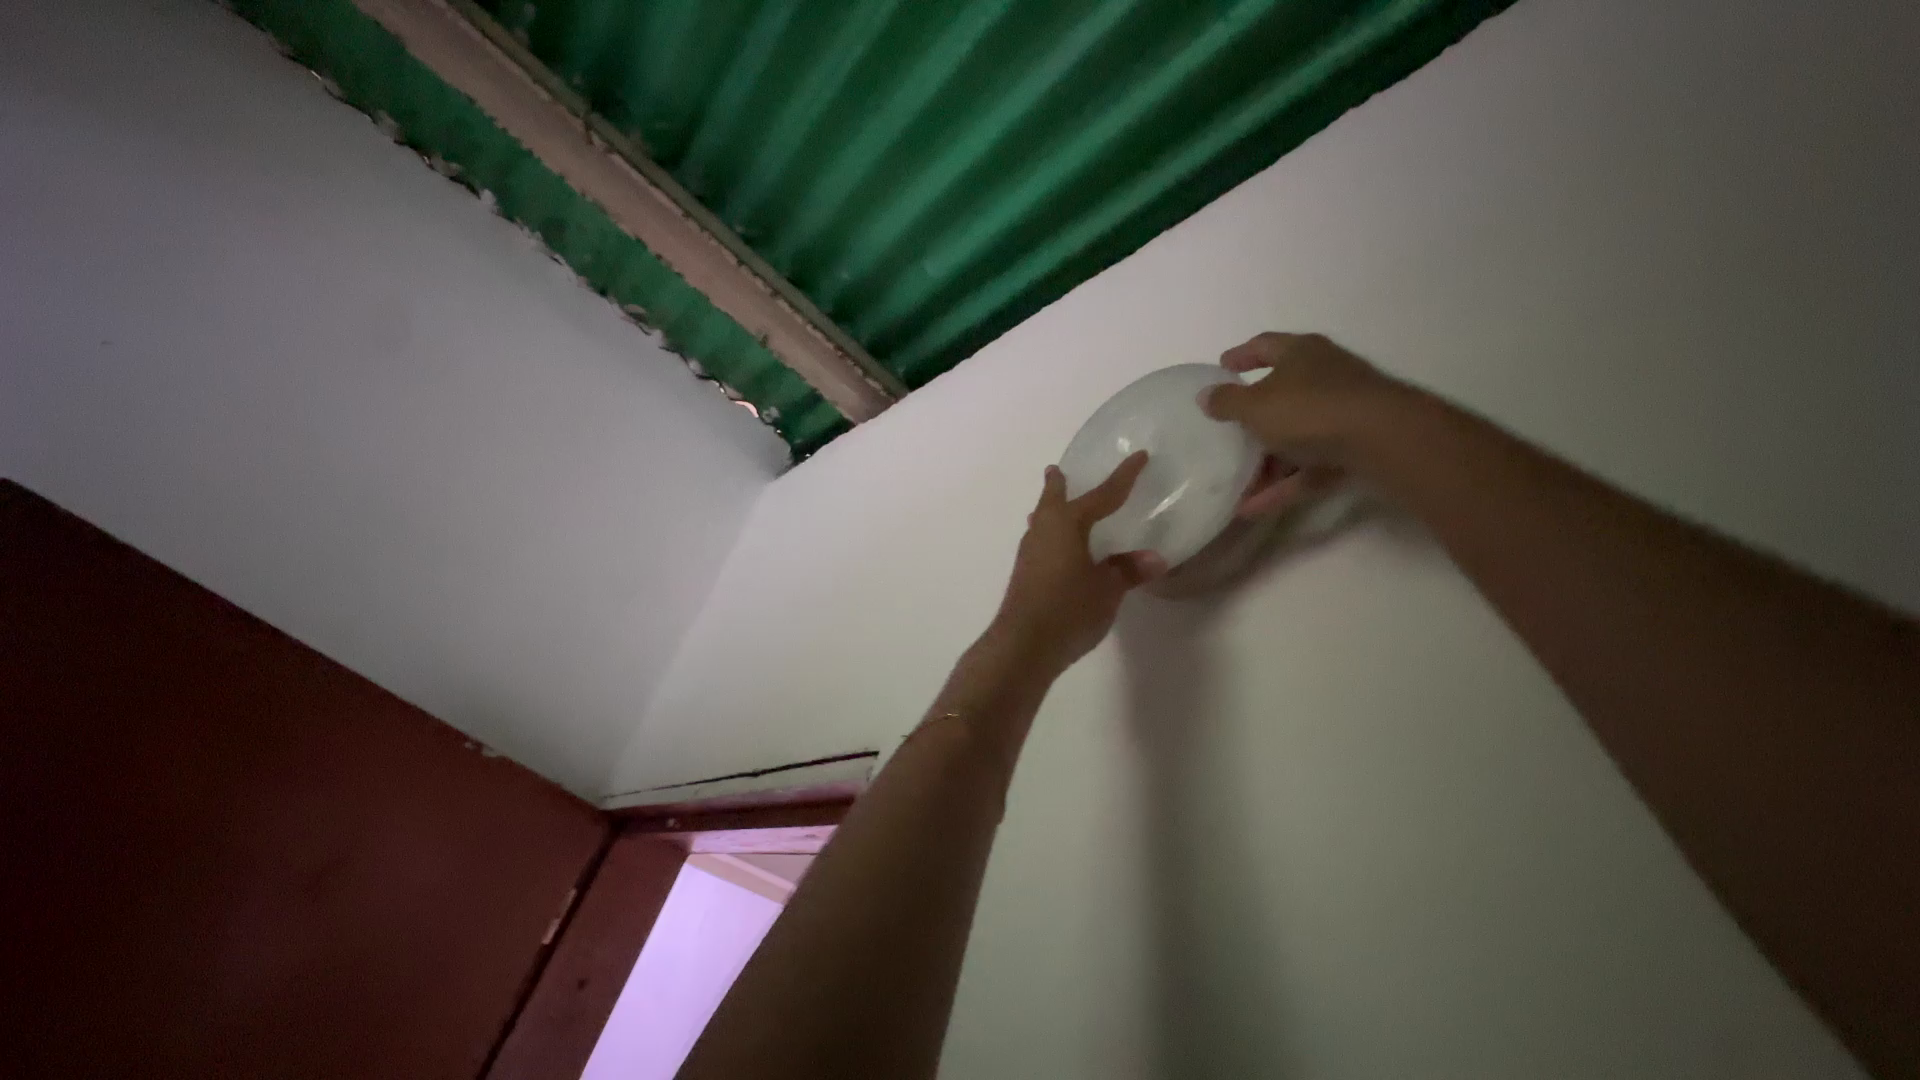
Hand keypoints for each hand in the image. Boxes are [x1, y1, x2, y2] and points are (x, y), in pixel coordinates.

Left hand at [993, 452, 1166, 670]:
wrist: (1023, 645)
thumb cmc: (1068, 609)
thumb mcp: (1107, 590)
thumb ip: (1127, 571)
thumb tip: (1153, 559)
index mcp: (1067, 524)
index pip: (1102, 495)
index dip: (1123, 477)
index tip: (1139, 456)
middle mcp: (1043, 532)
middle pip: (1052, 500)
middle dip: (1058, 484)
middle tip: (1057, 470)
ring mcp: (1029, 553)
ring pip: (1040, 521)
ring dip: (1048, 509)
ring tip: (1051, 504)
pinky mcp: (1024, 575)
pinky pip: (1038, 542)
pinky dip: (1047, 534)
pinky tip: (1052, 548)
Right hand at [1202, 332, 1411, 515]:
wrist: (1382, 440)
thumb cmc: (1310, 409)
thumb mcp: (1256, 406)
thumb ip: (1227, 402)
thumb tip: (1206, 395)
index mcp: (1301, 353)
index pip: (1265, 346)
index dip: (1241, 355)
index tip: (1222, 365)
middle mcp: (1325, 376)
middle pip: (1283, 393)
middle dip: (1255, 416)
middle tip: (1228, 430)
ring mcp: (1344, 413)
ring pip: (1297, 436)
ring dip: (1267, 460)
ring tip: (1236, 483)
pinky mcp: (1355, 448)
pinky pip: (1310, 467)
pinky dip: (1284, 486)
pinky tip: (1253, 508)